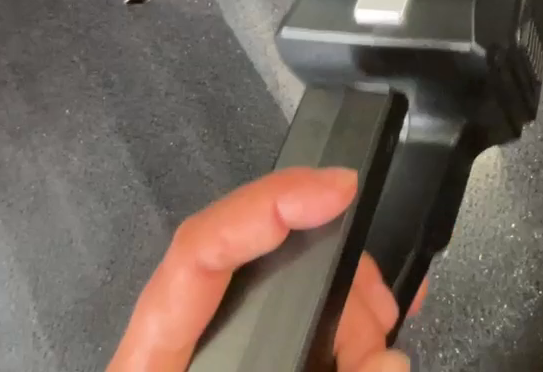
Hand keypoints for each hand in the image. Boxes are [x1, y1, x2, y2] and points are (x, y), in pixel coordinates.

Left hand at [107, 168, 411, 371]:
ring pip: (299, 292)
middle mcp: (182, 346)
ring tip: (380, 352)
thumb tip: (389, 360)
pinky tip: (376, 343)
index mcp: (152, 363)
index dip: (270, 203)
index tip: (339, 189)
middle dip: (340, 273)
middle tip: (378, 310)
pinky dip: (353, 323)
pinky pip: (312, 321)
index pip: (199, 248)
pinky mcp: (254, 355)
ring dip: (355, 308)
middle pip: (267, 263)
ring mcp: (218, 350)